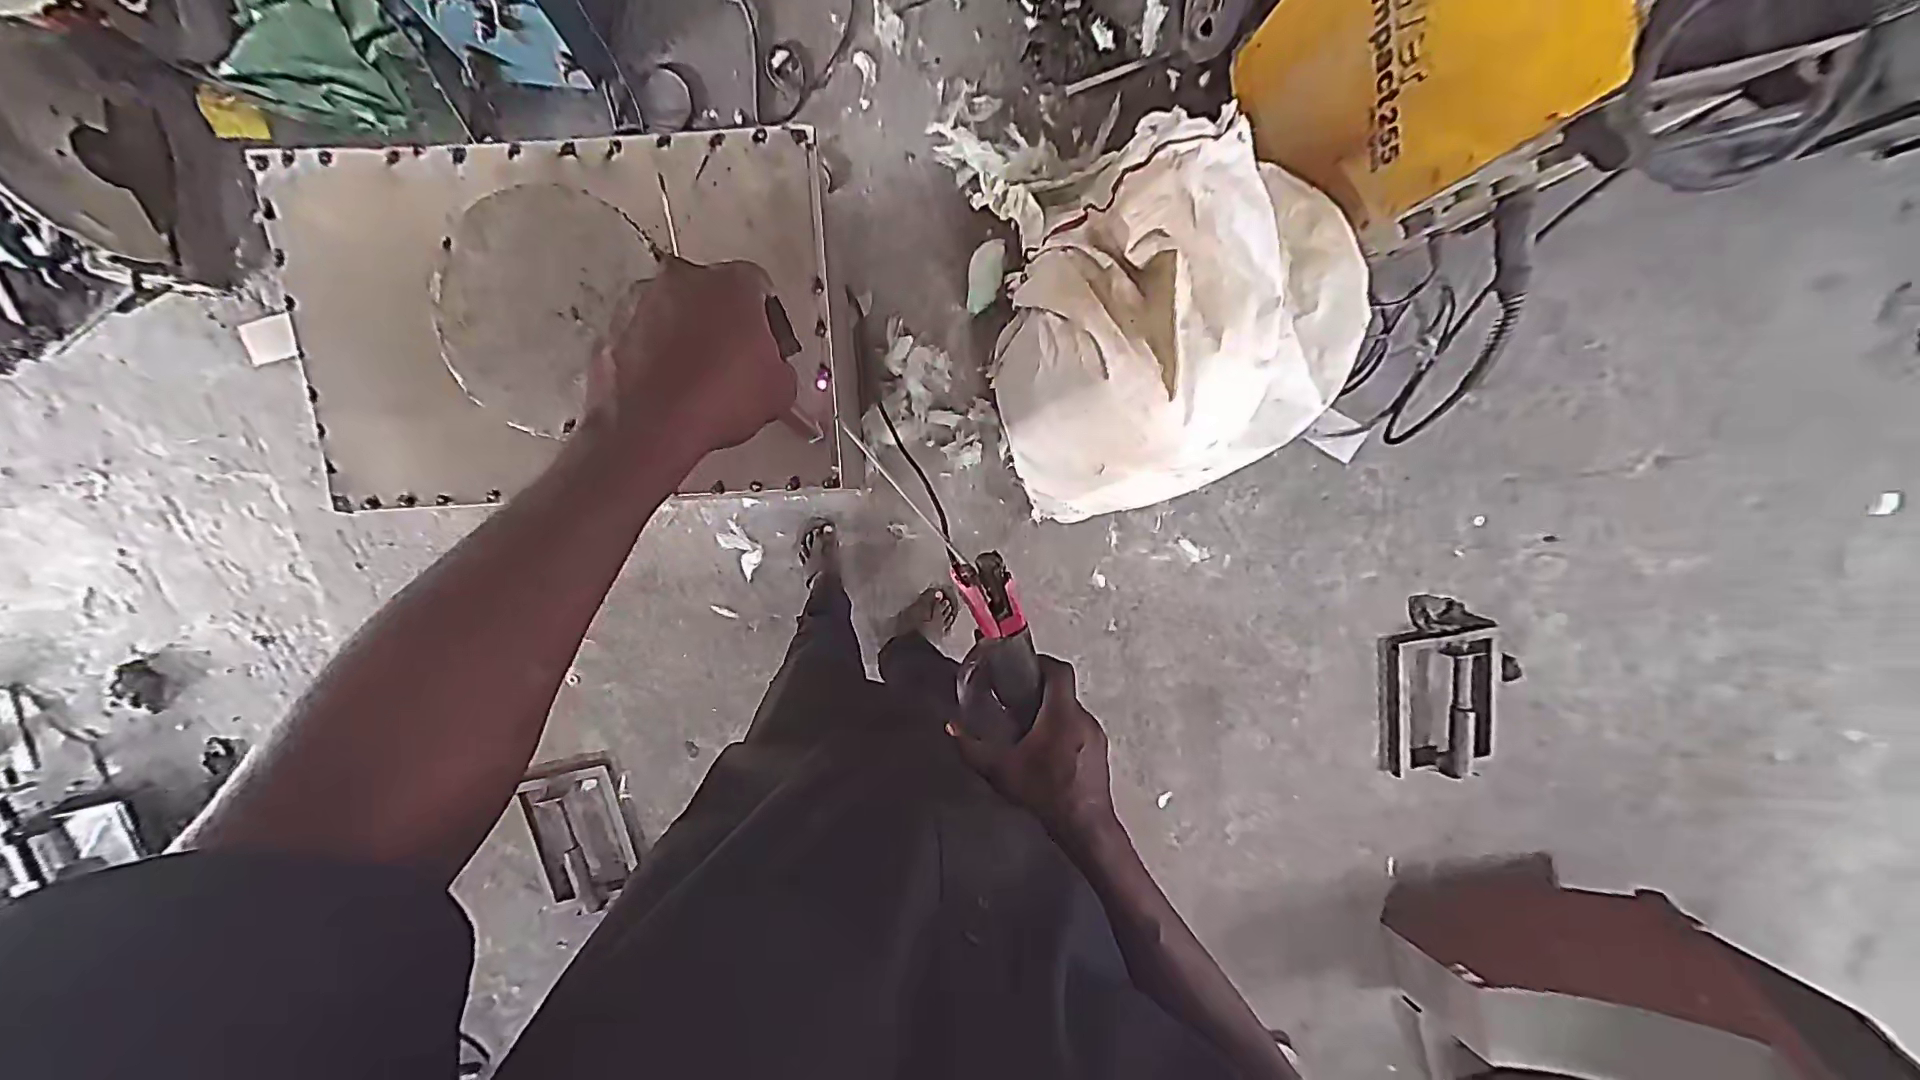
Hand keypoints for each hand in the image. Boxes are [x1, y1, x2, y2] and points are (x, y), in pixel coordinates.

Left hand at [584, 256, 796, 459]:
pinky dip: (657, 354)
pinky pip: (645, 335)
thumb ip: (779, 366)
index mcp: (732, 284)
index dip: (767, 320)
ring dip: (688, 334)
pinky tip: (672, 387)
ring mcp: (642, 300)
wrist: (656, 427)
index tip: (769, 346)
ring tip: (701, 379)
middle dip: (724, 321)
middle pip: (712, 293)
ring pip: (675, 311)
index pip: (758, 287)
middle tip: (736, 361)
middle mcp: (684, 279)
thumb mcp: (780, 389)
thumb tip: (771, 371)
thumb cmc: (721, 398)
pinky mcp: (613, 328)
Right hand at [949, 650, 1118, 846]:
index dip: (1041, 662)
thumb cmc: (1045, 795)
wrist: (1084, 827)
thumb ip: (971, 747)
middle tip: (1017, 697)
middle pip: (1063, 689)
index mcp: (1061, 714)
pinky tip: (1045, 749)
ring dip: (1051, 711)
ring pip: (1071, 710)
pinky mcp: (1099, 750)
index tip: (1024, 666)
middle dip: (1040, 689)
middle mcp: (1082, 718)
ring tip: (1028, 725)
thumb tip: (952, 727)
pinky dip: (1062, 728)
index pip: (1059, 670)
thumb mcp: (1000, 770)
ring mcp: (1095, 734)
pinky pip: (1079, 727)